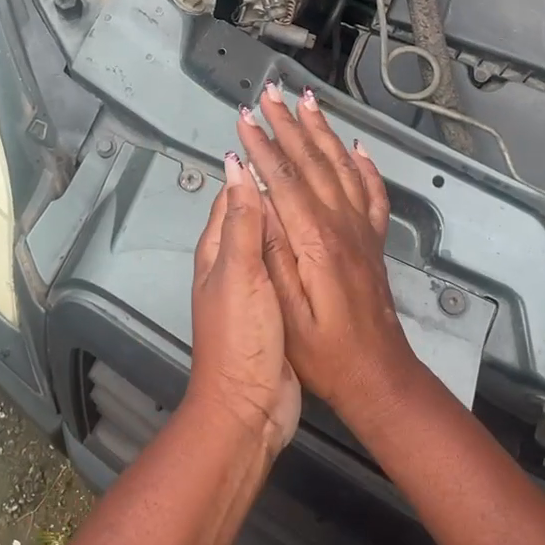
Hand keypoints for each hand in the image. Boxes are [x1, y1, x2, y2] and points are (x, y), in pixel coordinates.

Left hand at [187, 156, 300, 460]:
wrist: (251, 405)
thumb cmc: (241, 336)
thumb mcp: (240, 273)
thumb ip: (242, 221)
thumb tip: (236, 164)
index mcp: (219, 248)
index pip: (235, 194)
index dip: (255, 166)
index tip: (280, 139)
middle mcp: (234, 260)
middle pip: (255, 212)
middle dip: (276, 184)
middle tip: (311, 159)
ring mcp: (256, 284)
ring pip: (276, 236)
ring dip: (292, 212)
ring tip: (323, 188)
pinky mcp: (278, 305)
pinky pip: (290, 263)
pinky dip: (304, 243)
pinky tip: (326, 239)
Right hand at [238, 83, 421, 419]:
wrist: (379, 376)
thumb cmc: (322, 351)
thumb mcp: (285, 308)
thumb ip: (270, 248)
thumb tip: (252, 194)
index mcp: (315, 238)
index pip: (284, 178)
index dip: (262, 144)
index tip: (243, 117)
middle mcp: (342, 223)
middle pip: (313, 161)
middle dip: (288, 124)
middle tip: (270, 93)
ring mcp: (362, 230)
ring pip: (342, 166)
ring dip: (322, 131)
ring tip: (308, 101)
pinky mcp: (374, 241)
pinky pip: (372, 192)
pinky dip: (364, 165)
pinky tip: (358, 148)